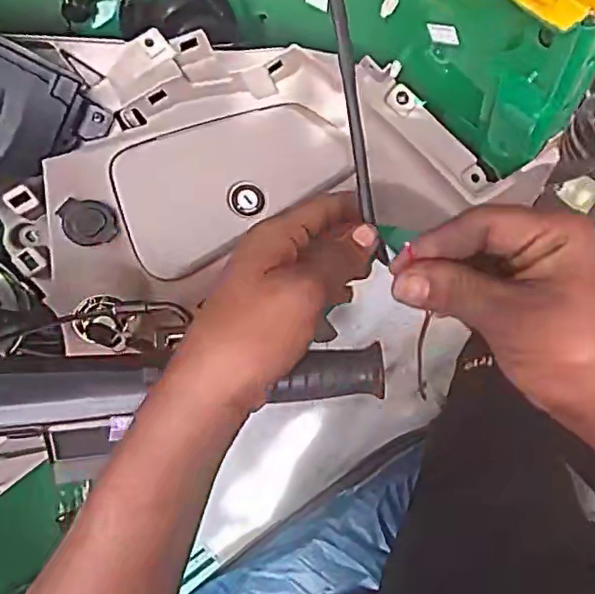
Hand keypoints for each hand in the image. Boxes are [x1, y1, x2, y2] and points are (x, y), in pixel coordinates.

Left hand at [165, 193, 377, 411]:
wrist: (215, 387)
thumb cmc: (244, 340)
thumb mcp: (305, 290)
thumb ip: (336, 258)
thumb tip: (360, 236)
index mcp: (271, 239)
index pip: (321, 206)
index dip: (353, 210)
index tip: (379, 220)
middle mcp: (264, 256)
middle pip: (316, 232)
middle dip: (349, 238)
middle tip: (375, 249)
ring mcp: (263, 283)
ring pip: (310, 261)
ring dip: (338, 265)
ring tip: (359, 274)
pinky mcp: (266, 310)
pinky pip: (302, 288)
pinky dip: (324, 290)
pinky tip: (334, 302)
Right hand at [389, 205, 594, 420]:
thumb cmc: (565, 356)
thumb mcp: (506, 318)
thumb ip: (453, 291)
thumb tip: (401, 281)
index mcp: (556, 232)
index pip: (484, 223)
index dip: (439, 241)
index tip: (402, 265)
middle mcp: (548, 236)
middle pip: (479, 235)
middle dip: (440, 257)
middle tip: (401, 278)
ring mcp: (538, 260)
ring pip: (477, 255)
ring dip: (445, 272)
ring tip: (411, 289)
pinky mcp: (527, 284)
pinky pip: (484, 275)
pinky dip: (458, 286)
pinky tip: (434, 296)